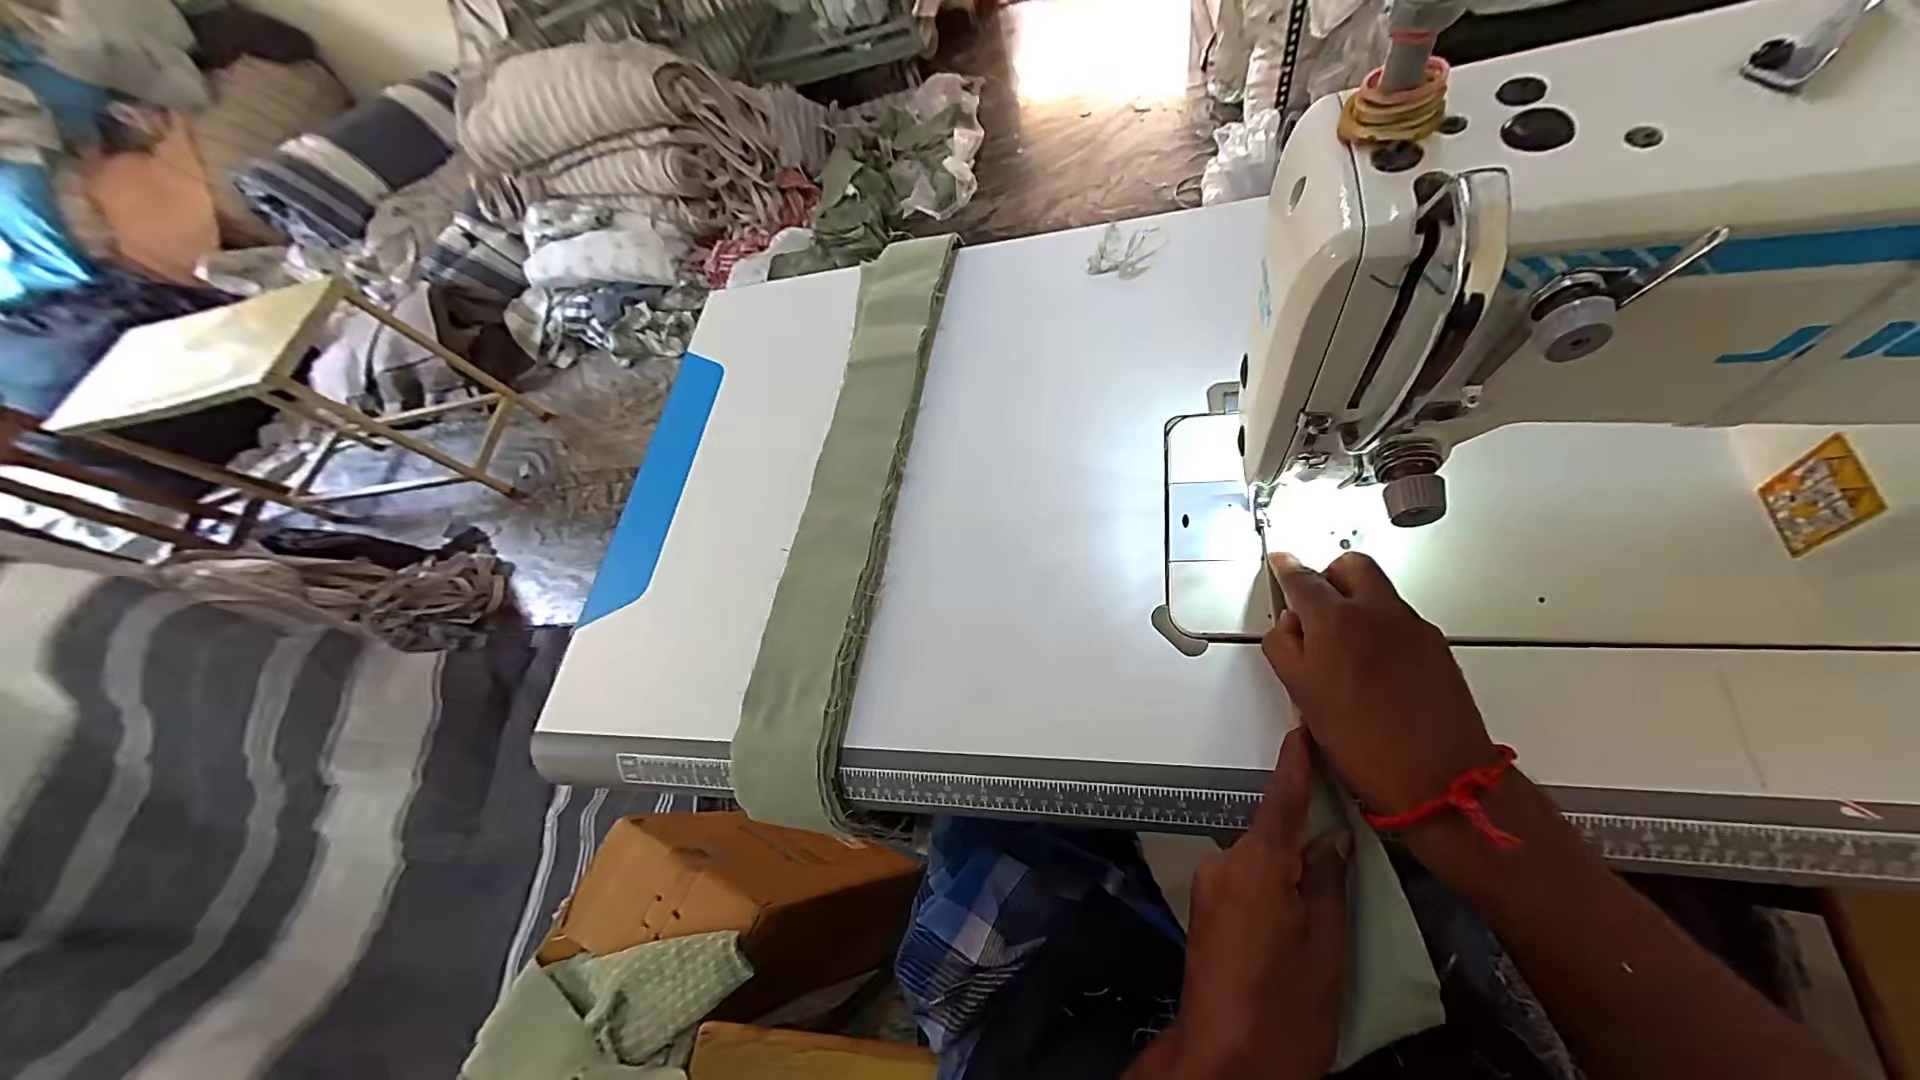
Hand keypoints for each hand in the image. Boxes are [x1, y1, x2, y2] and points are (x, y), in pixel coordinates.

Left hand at [1130, 728, 1349, 1079]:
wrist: (1223, 1058)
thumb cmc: (1287, 1010)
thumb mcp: (1327, 950)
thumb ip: (1327, 883)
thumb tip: (1332, 836)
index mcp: (1257, 867)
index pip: (1280, 802)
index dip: (1294, 764)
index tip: (1301, 729)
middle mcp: (1224, 863)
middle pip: (1269, 830)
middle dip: (1302, 828)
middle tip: (1343, 827)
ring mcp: (1209, 883)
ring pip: (1257, 855)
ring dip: (1286, 862)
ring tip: (1323, 889)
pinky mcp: (1204, 905)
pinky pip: (1243, 875)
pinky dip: (1269, 879)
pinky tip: (1292, 908)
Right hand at [1261, 550, 1500, 816]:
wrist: (1436, 777)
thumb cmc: (1368, 742)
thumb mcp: (1299, 692)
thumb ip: (1283, 646)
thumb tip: (1288, 629)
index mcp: (1336, 620)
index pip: (1303, 577)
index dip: (1286, 567)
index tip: (1282, 563)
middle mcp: (1378, 613)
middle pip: (1351, 564)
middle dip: (1328, 574)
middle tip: (1314, 599)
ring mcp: (1413, 627)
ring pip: (1378, 590)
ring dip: (1356, 601)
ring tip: (1341, 641)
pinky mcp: (1436, 646)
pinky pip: (1400, 618)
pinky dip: (1380, 625)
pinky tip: (1370, 663)